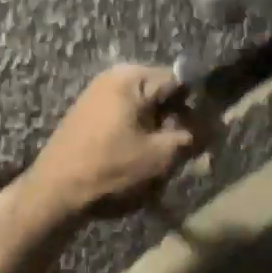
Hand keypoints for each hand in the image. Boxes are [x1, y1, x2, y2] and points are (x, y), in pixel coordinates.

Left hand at [23, 64, 197, 218]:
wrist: (54, 194)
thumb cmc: (110, 170)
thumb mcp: (161, 156)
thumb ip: (194, 137)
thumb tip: (218, 126)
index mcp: (132, 78)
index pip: (181, 82)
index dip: (199, 110)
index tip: (207, 139)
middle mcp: (113, 78)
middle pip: (162, 97)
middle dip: (178, 126)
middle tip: (187, 159)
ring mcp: (97, 96)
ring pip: (146, 113)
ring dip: (159, 138)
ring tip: (161, 168)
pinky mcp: (88, 117)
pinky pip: (126, 122)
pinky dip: (138, 141)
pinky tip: (138, 167)